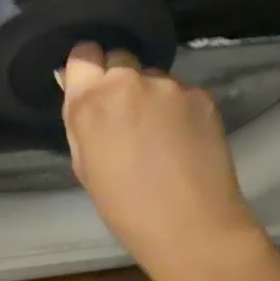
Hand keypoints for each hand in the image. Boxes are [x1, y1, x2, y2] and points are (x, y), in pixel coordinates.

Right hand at [59, 41, 260, 259]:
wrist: (192, 227)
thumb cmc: (127, 209)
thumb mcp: (85, 165)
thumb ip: (80, 120)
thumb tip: (79, 89)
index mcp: (90, 101)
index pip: (83, 53)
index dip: (88, 67)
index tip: (94, 85)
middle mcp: (127, 82)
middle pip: (119, 57)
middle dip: (120, 78)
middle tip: (128, 115)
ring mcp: (168, 85)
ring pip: (153, 75)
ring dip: (152, 94)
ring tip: (162, 133)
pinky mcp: (200, 94)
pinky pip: (181, 91)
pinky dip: (180, 108)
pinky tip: (185, 138)